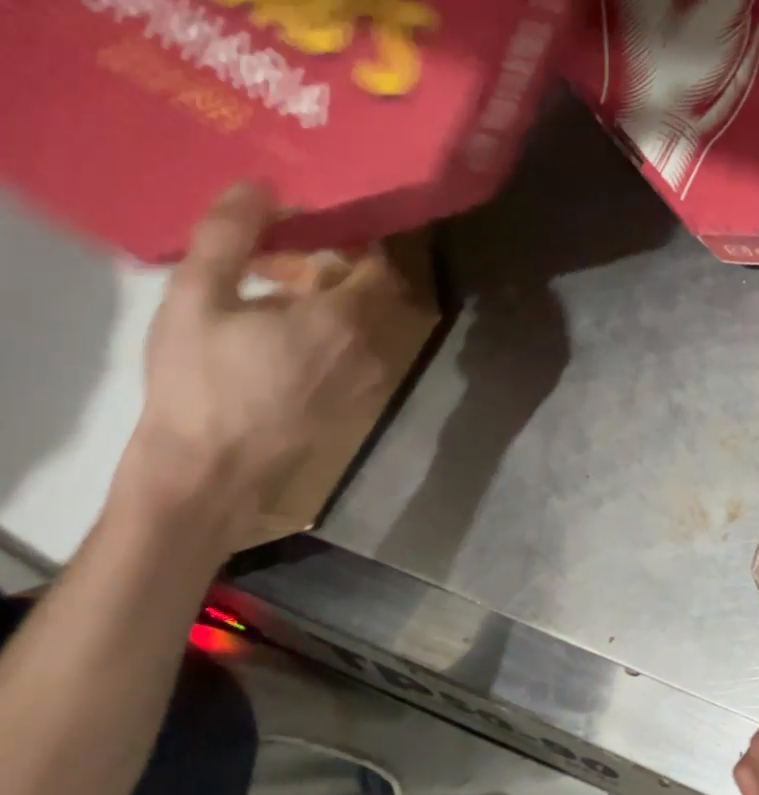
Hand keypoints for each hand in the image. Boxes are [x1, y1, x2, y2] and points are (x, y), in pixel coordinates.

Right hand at [123, 183, 400, 537]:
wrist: (217, 462)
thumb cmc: (204, 377)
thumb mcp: (200, 295)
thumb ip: (231, 236)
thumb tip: (261, 186)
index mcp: (346, 318)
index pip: (378, 267)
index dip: (352, 244)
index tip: (310, 230)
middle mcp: (374, 348)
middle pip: (368, 295)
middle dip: (326, 272)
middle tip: (265, 264)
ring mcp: (372, 381)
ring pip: (361, 327)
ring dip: (324, 306)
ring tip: (260, 301)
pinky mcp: (359, 404)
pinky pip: (354, 356)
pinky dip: (328, 338)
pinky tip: (277, 342)